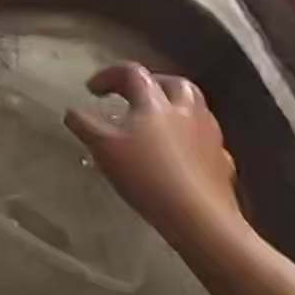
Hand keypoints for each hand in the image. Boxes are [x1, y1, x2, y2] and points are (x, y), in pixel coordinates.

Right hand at [64, 63, 241, 240]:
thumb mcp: (103, 148)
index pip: (131, 73)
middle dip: (153, 84)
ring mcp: (209, 138)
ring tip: (160, 122)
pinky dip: (194, 140)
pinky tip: (184, 154)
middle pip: (173, 83)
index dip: (109, 75)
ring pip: (197, 109)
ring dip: (177, 108)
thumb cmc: (147, 177)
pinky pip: (209, 142)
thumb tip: (71, 111)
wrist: (202, 222)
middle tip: (136, 97)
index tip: (92, 90)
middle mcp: (185, 111)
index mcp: (154, 101)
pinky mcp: (224, 165)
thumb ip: (84, 125)